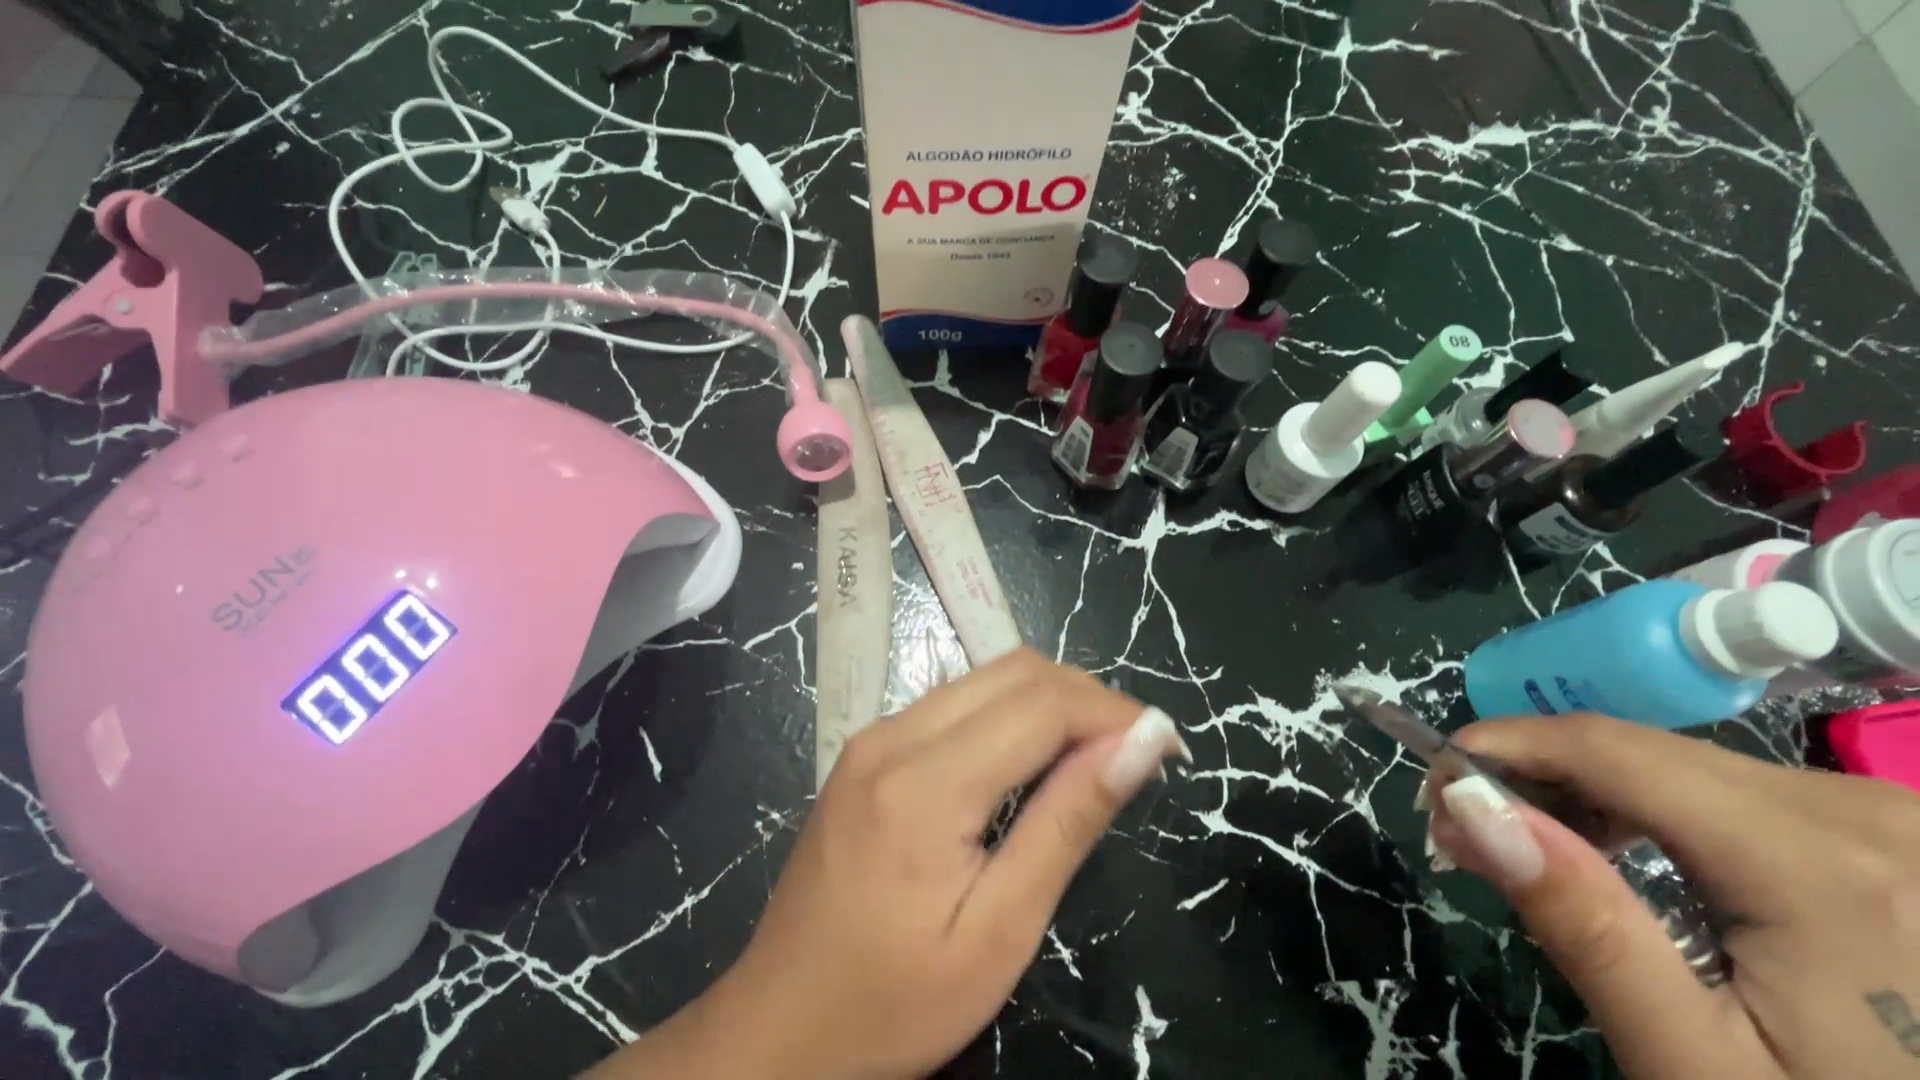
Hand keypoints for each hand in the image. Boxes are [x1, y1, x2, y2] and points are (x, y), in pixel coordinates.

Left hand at [586, 648, 1188, 1079]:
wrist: (780, 1027)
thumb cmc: (895, 1001)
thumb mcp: (999, 931)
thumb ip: (1067, 824)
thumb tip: (1142, 743)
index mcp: (924, 783)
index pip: (1042, 704)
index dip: (1115, 713)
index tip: (1168, 750)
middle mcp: (891, 738)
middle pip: (1013, 673)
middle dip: (1087, 699)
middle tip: (1135, 756)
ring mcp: (871, 740)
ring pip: (983, 680)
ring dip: (1050, 703)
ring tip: (1094, 760)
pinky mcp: (864, 755)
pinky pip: (952, 705)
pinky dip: (1008, 716)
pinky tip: (1031, 765)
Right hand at [1424, 713, 1919, 1079]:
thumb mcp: (1697, 1060)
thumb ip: (1586, 928)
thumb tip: (1467, 806)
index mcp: (1822, 867)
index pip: (1612, 749)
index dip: (1501, 746)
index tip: (1432, 790)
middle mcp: (1865, 810)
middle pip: (1645, 752)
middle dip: (1537, 778)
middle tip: (1470, 842)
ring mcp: (1888, 816)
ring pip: (1684, 764)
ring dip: (1592, 794)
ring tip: (1540, 854)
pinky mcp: (1888, 831)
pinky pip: (1734, 787)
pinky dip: (1655, 808)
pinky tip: (1630, 854)